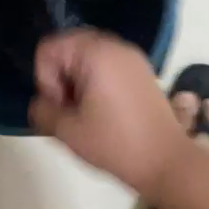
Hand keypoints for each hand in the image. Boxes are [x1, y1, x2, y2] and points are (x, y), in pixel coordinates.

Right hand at [30, 29, 192, 195]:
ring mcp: (132, 58)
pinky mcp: (142, 72)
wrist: (166, 162)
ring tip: (86, 114)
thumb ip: (42, 110)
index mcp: (95, 54)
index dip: (45, 79)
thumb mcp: (67, 131)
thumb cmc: (115, 144)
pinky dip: (96, 83)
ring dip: (77, 82)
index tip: (61, 106)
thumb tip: (41, 103)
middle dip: (61, 78)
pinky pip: (107, 67)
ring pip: (87, 58)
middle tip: (71, 110)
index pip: (48, 49)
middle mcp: (115, 46)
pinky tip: (103, 113)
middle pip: (68, 49)